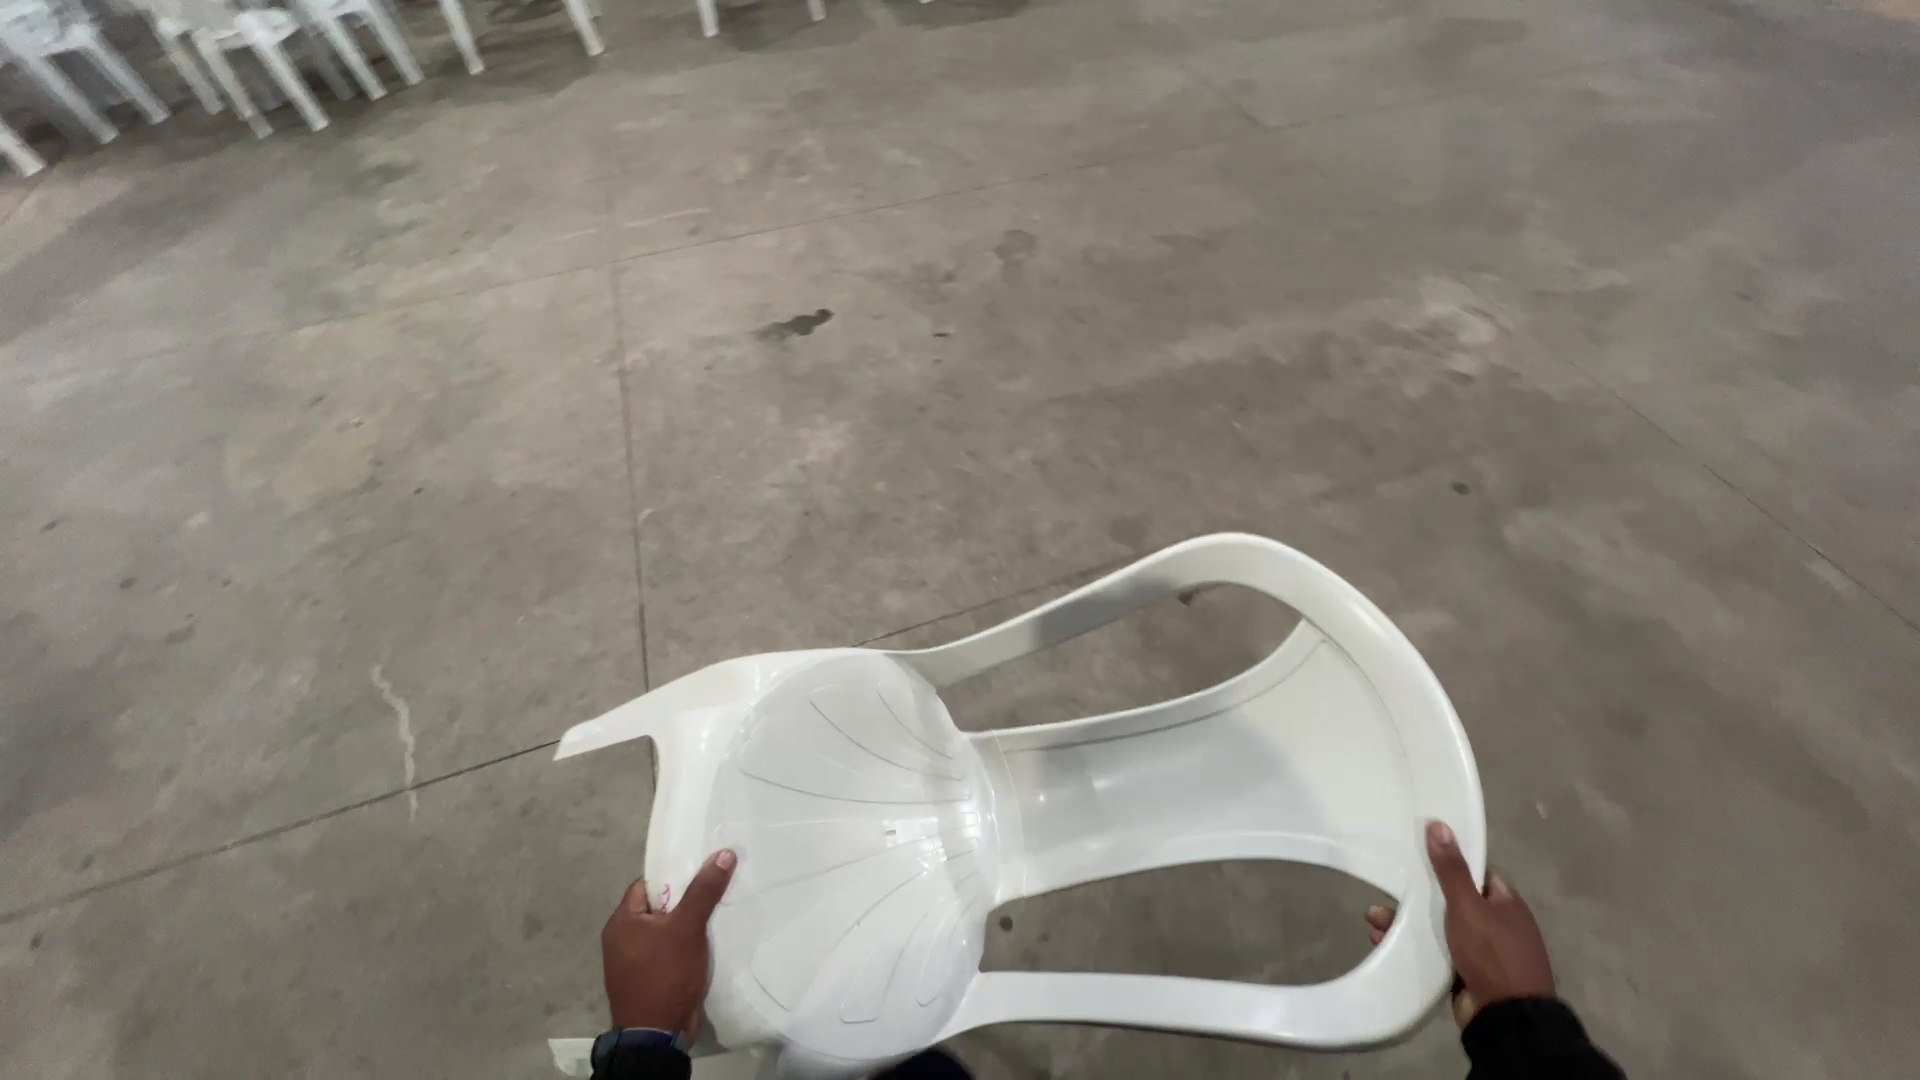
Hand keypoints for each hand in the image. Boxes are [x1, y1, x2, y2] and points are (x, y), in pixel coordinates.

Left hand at [602, 849, 736, 1033]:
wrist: (658, 1035)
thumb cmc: (665, 975)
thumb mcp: (688, 927)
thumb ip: (704, 890)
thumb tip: (724, 853)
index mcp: (621, 922)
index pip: (647, 884)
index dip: (673, 875)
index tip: (701, 869)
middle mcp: (622, 939)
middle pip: (659, 905)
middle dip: (686, 898)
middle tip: (714, 888)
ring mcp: (634, 962)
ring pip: (666, 929)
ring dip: (688, 923)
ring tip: (716, 911)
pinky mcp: (648, 979)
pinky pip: (668, 950)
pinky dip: (686, 944)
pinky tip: (708, 941)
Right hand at [1363, 821, 1554, 1026]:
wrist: (1506, 1019)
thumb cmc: (1492, 954)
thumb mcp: (1468, 906)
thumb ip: (1451, 869)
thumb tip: (1439, 824)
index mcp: (1506, 905)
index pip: (1477, 873)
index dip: (1451, 863)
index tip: (1419, 854)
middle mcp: (1497, 926)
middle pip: (1451, 900)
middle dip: (1416, 896)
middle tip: (1387, 888)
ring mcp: (1482, 952)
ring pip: (1437, 927)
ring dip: (1406, 922)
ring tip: (1374, 918)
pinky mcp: (1465, 973)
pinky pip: (1433, 951)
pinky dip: (1410, 945)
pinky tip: (1383, 939)